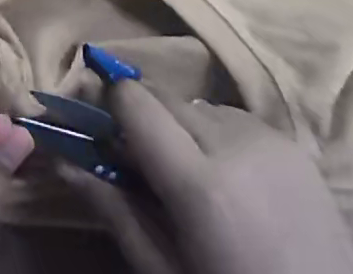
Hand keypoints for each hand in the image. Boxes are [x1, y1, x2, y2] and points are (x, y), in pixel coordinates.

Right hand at [61, 80, 352, 273]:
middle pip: (162, 95)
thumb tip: (60, 157)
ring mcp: (268, 136)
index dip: (111, 107)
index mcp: (199, 183)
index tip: (102, 132)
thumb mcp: (164, 269)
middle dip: (141, 117)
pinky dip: (215, 133)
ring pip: (195, 103)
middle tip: (139, 161)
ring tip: (190, 175)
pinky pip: (232, 115)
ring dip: (179, 125)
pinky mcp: (292, 139)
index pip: (134, 99)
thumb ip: (112, 207)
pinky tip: (229, 177)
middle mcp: (232, 142)